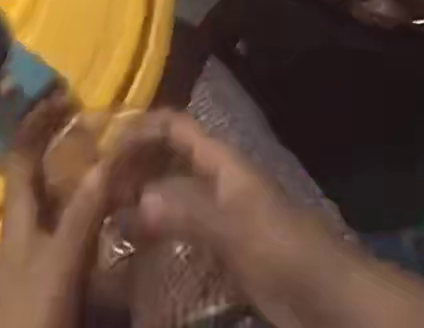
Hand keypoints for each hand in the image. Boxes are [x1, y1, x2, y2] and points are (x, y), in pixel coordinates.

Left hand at [0, 98, 117, 327]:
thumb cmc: (32, 317)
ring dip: (83, 173)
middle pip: (42, 173)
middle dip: (65, 142)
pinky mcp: (58, 273)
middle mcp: (27, 226)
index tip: (65, 95)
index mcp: (18, 217)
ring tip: (116, 153)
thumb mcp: (59, 263)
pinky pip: (76, 225)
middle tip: (102, 122)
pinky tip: (119, 206)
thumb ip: (82, 212)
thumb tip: (107, 158)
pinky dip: (95, 207)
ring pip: (61, 198)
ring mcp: (42, 252)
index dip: (36, 122)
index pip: (21, 156)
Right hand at [120, 113, 367, 327]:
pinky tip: (134, 252)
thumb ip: (189, 210)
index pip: (177, 128)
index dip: (143, 127)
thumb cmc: (285, 252)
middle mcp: (219, 181)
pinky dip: (158, 234)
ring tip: (104, 216)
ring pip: (174, 195)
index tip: (103, 142)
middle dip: (136, 164)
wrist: (329, 297)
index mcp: (224, 164)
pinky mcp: (224, 249)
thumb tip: (136, 196)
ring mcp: (222, 215)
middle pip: (171, 159)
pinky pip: (183, 231)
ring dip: (143, 200)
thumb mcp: (235, 229)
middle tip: (94, 185)